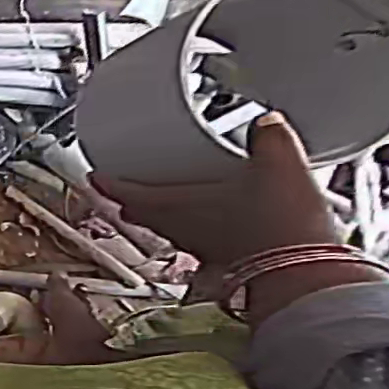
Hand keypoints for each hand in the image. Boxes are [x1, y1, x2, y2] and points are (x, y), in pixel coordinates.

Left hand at [91, 111, 337, 266]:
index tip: (93, 176)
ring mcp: (187, 240)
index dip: (105, 184)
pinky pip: (179, 231)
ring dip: (147, 209)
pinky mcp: (207, 250)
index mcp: (170, 205)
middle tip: (119, 184)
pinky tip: (195, 213)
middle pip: (133, 210)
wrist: (294, 267)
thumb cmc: (275, 223)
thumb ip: (271, 139)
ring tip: (153, 193)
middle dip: (122, 197)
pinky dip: (175, 219)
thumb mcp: (279, 168)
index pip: (124, 193)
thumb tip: (267, 121)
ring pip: (153, 223)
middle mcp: (170, 225)